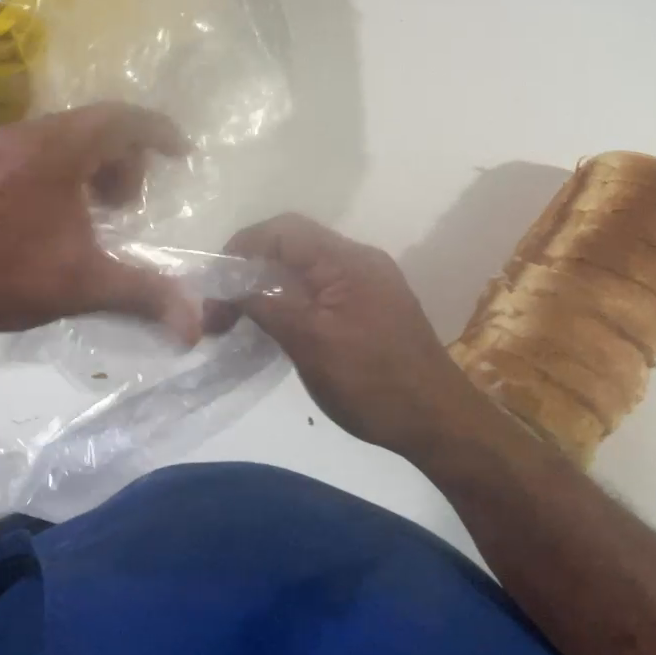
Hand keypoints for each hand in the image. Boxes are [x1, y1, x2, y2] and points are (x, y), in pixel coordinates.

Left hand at [0, 103, 199, 340]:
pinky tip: (55, 214)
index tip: (182, 154)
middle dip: (125, 157)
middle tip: (131, 203)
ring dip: (91, 164)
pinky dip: (61, 168)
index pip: (123, 119)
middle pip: (93, 125)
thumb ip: (144, 295)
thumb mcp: (83, 284)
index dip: (159, 132)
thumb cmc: (5, 272)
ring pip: (61, 136)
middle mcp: (28, 133)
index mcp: (59, 147)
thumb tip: (196, 328)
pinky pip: (34, 149)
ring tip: (96, 211)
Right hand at [208, 214, 492, 457]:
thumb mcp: (309, 342)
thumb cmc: (372, 382)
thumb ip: (265, 305)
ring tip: (241, 318)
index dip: (242, 246)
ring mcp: (369, 284)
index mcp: (347, 260)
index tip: (215, 282)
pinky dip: (291, 299)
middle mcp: (360, 261)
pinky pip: (321, 288)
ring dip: (269, 285)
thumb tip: (226, 288)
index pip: (283, 230)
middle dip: (251, 268)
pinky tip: (276, 327)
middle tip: (222, 306)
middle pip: (293, 245)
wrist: (440, 425)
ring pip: (305, 268)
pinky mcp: (372, 307)